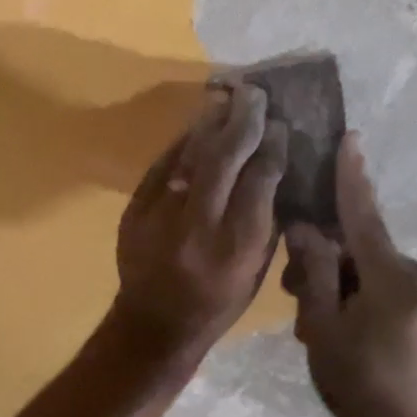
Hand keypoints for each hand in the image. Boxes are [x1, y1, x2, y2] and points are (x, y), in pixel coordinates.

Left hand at [112, 84, 288, 357]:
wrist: (154, 321)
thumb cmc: (217, 300)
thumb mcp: (255, 268)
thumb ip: (266, 219)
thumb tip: (274, 166)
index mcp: (237, 247)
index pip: (259, 183)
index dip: (272, 149)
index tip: (280, 125)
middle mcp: (199, 226)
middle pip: (224, 160)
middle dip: (243, 123)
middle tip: (256, 95)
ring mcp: (161, 215)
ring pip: (190, 156)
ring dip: (211, 123)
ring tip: (228, 98)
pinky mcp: (135, 208)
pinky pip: (162, 164)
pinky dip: (183, 143)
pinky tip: (197, 127)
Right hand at [283, 132, 416, 416]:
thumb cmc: (365, 389)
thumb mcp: (324, 332)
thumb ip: (314, 273)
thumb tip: (305, 227)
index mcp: (396, 280)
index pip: (364, 217)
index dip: (352, 177)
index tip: (350, 138)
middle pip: (362, 249)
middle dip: (326, 263)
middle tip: (294, 296)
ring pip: (374, 270)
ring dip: (342, 285)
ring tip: (318, 325)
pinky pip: (391, 287)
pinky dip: (364, 297)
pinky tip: (346, 329)